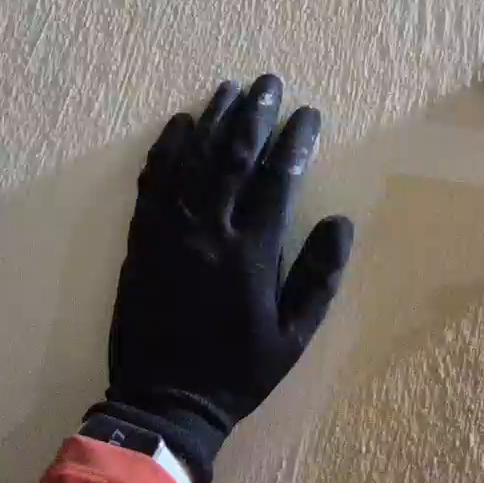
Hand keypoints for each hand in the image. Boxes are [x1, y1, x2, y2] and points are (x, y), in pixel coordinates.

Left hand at [91, 75, 353, 482]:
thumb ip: (319, 277)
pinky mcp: (141, 237)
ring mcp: (170, 229)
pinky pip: (153, 181)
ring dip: (212, 118)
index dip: (295, 140)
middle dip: (254, 113)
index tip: (309, 114)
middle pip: (233, 155)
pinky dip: (165, 148)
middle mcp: (210, 228)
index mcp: (251, 251)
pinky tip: (177, 123)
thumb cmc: (237, 370)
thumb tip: (342, 221)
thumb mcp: (294, 336)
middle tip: (269, 82)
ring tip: (229, 87)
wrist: (164, 401)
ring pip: (193, 159)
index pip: (277, 178)